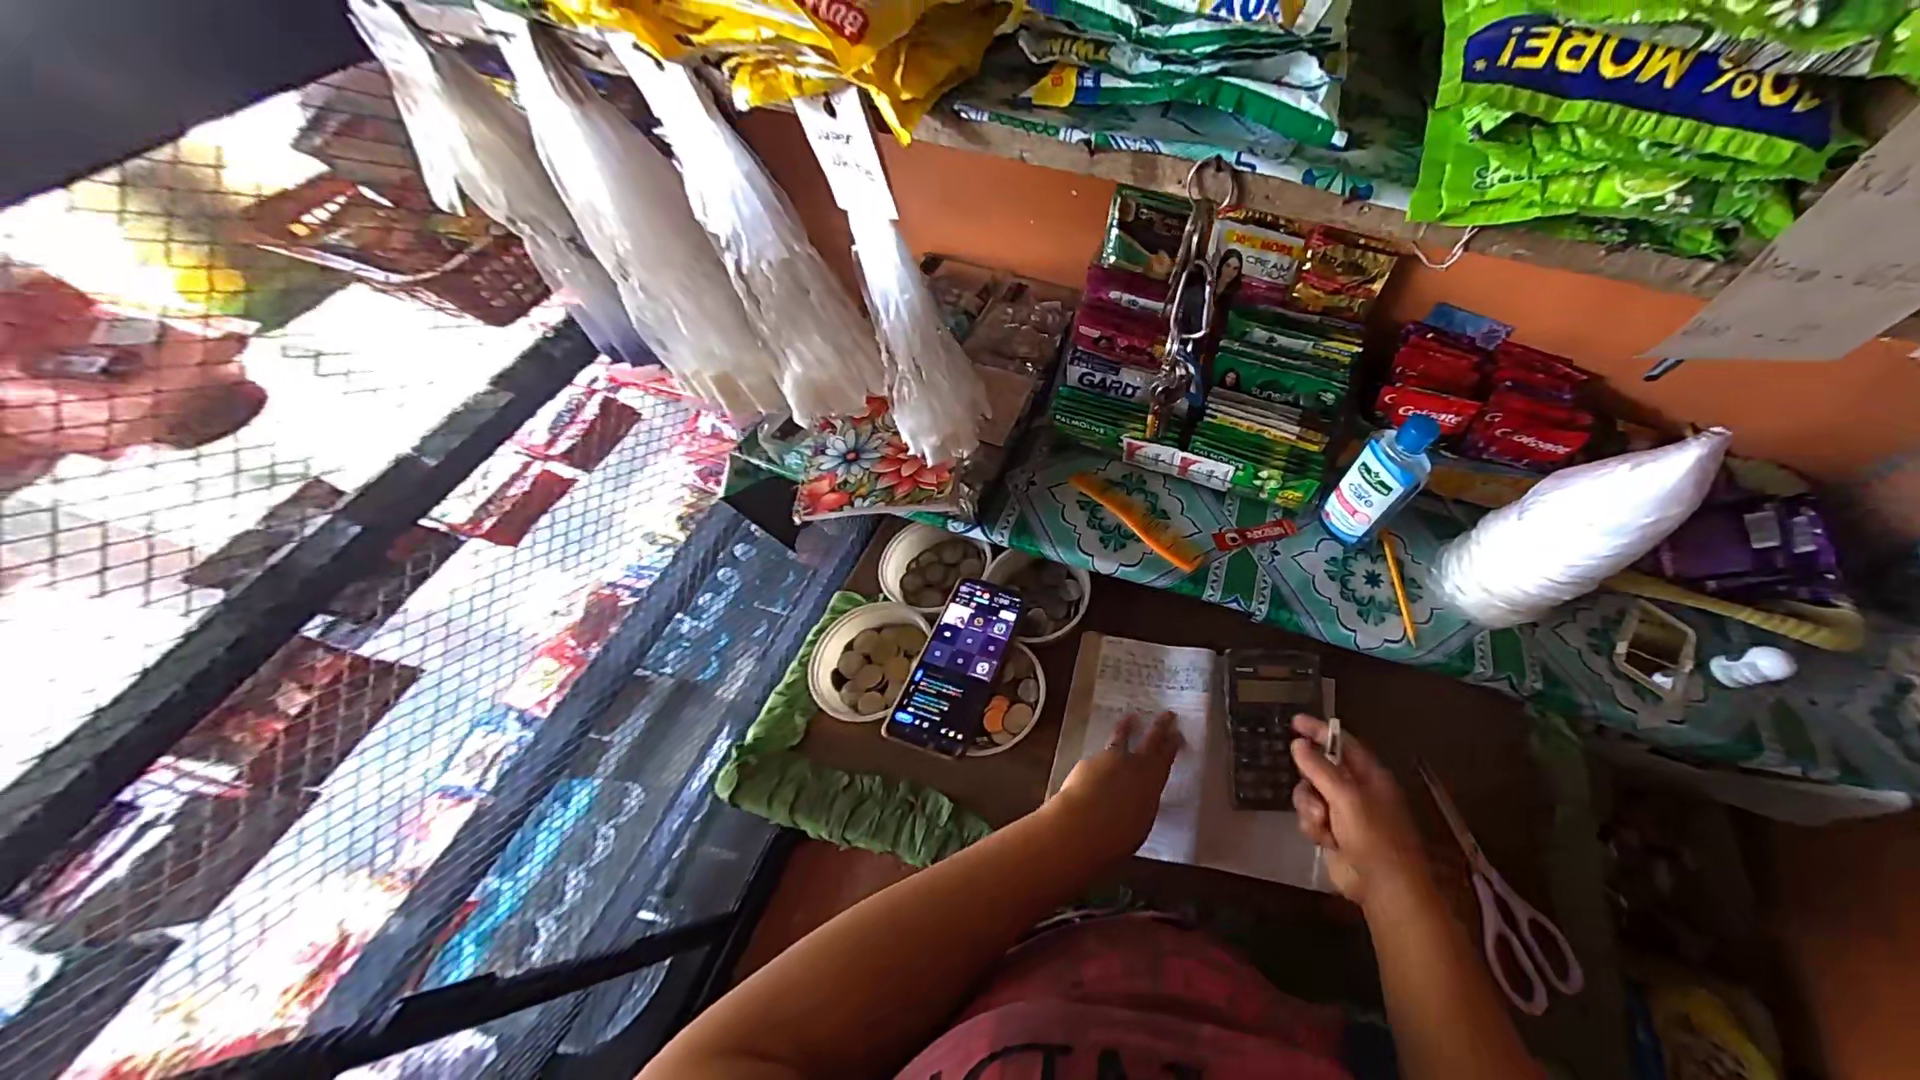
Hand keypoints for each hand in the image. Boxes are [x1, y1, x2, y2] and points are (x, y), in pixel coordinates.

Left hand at [1050, 711, 1182, 861]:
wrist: (1083, 823)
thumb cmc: (1118, 834)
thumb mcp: (1141, 821)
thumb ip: (1142, 804)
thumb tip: (1138, 799)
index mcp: (1152, 779)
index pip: (1166, 757)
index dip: (1172, 745)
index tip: (1178, 735)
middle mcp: (1133, 763)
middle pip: (1150, 739)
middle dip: (1160, 726)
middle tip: (1168, 714)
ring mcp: (1109, 758)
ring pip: (1120, 737)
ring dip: (1127, 727)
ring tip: (1131, 717)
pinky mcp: (1088, 761)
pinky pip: (1099, 755)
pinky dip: (1103, 756)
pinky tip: (1098, 764)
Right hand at [1290, 714, 1429, 908]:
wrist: (1384, 887)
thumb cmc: (1374, 837)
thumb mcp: (1346, 797)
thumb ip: (1320, 768)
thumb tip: (1298, 744)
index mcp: (1370, 776)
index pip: (1342, 743)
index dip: (1319, 731)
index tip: (1294, 722)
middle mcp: (1356, 790)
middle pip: (1319, 768)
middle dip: (1310, 780)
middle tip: (1311, 790)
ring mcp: (1343, 812)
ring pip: (1308, 793)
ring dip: (1310, 808)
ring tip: (1322, 823)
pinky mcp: (1332, 831)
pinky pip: (1309, 816)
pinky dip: (1313, 826)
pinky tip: (1325, 839)